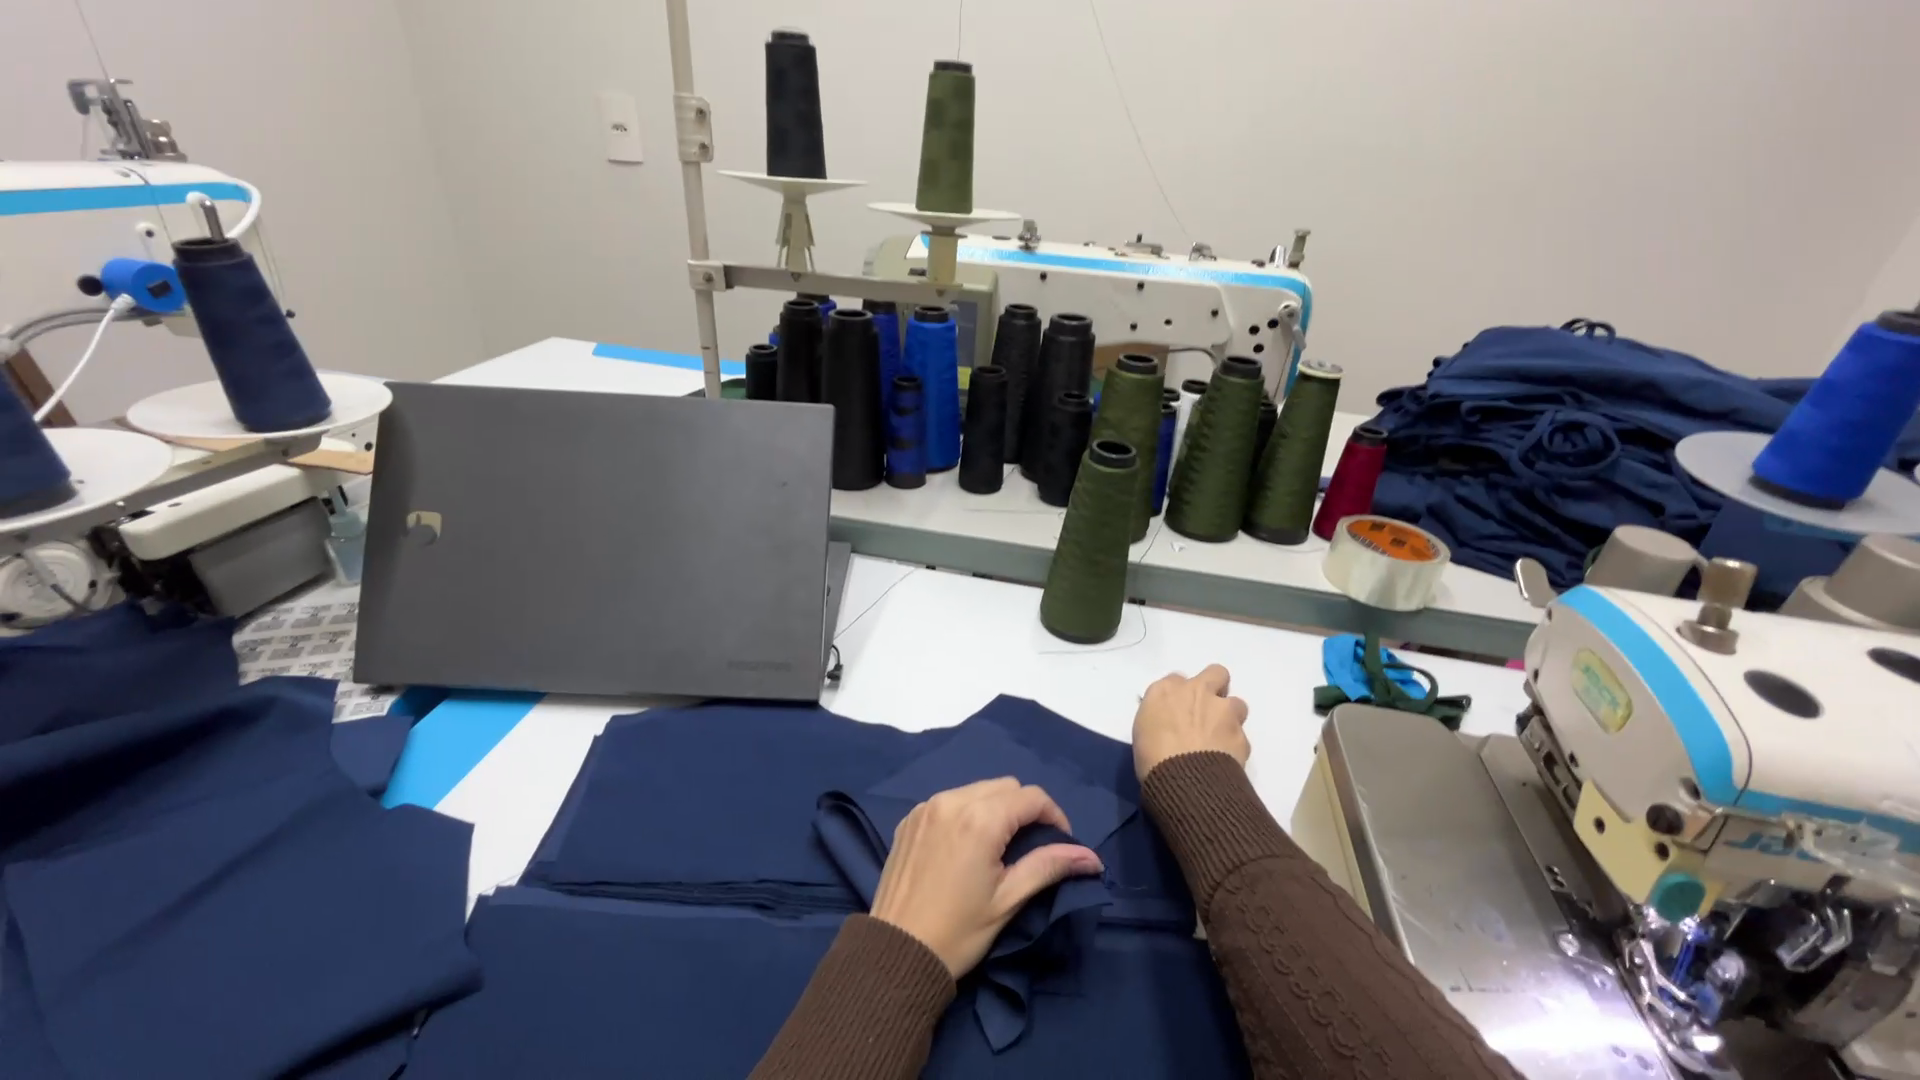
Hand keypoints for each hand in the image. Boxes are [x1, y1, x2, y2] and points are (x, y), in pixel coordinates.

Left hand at [870, 777, 1104, 976]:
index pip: (1031, 797)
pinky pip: (949, 801)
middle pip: (1004, 786)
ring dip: (996, 807)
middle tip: (1031, 845)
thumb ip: (1049, 867)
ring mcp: (926, 807)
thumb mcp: (1009, 900)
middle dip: (1025, 809)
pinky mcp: (909, 819)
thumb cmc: (958, 931)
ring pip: (976, 789)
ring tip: (1000, 845)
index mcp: (980, 819)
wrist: (896, 953)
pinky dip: (967, 812)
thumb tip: (1092, 857)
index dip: (1053, 816)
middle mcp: (951, 801)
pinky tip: (967, 844)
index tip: (1060, 843)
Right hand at [1132, 663, 1251, 781]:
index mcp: (1167, 690)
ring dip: (1230, 716)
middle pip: (1215, 673)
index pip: (1176, 679)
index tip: (1176, 709)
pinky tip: (1225, 758)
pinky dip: (1234, 744)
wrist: (1184, 779)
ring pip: (1236, 703)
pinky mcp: (1241, 734)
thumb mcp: (1143, 730)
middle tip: (1207, 708)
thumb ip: (1159, 715)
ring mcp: (1223, 711)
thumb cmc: (1151, 755)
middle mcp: (1197, 692)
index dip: (1179, 694)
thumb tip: (1168, 719)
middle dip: (1215, 686)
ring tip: (1220, 736)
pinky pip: (1240, 735)